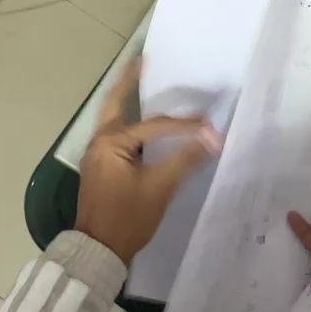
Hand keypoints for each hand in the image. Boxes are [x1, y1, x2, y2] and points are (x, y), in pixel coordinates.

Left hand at [74, 57, 222, 262]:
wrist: (97, 252)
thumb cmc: (127, 218)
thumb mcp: (159, 188)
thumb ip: (185, 159)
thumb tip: (214, 137)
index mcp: (111, 142)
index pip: (154, 125)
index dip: (184, 125)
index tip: (209, 126)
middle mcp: (99, 141)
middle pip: (114, 102)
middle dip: (128, 80)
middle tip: (141, 59)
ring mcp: (96, 154)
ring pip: (112, 116)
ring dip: (125, 98)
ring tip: (140, 79)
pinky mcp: (100, 166)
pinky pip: (114, 132)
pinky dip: (127, 119)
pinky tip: (140, 120)